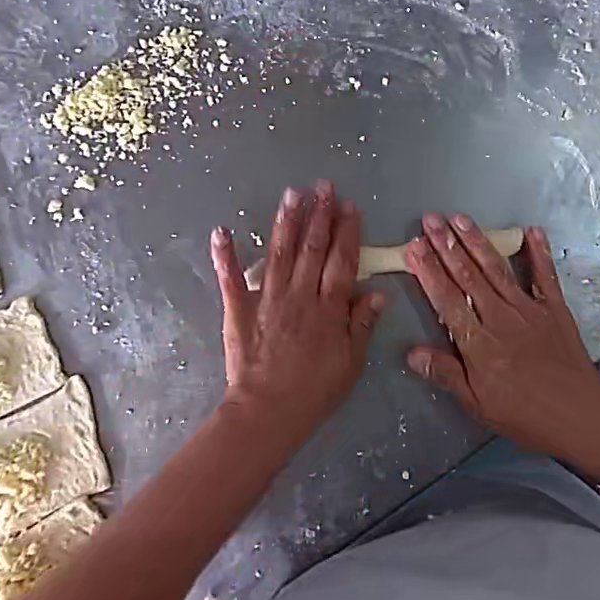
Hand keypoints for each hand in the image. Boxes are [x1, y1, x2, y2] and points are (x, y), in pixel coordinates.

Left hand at [211, 181, 384, 442]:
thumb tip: (378, 291)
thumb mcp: (350, 363)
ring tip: (292, 193)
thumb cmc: (313, 391)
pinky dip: (225, 254)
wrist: (267, 413)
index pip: (341, 261)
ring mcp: (267, 298)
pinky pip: (231, 278)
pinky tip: (222, 230)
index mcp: (327, 308)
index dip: (347, 232)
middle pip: (312, 248)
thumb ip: (362, 324)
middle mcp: (299, 295)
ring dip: (286, 221)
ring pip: (279, 252)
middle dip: (320, 215)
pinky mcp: (239, 308)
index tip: (349, 206)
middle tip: (324, 186)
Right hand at [403, 213, 599, 453]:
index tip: (413, 247)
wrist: (584, 417)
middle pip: (467, 276)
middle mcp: (499, 317)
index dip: (428, 272)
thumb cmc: (526, 415)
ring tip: (459, 218)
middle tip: (429, 219)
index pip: (446, 300)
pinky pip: (544, 276)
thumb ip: (446, 375)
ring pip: (496, 269)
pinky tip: (531, 230)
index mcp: (478, 343)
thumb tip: (411, 352)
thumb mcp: (478, 405)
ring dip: (477, 241)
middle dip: (445, 245)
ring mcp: (528, 309)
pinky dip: (538, 252)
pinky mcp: (554, 308)